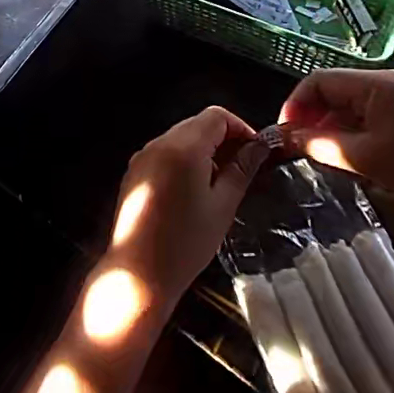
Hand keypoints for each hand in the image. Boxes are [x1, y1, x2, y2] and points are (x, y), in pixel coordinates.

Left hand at [108, 107, 265, 301]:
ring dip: (204, 150)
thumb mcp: (223, 204)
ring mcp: (142, 157)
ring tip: (219, 183)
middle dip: (223, 139)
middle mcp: (158, 144)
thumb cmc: (185, 243)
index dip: (241, 128)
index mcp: (183, 147)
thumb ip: (242, 168)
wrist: (138, 276)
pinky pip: (165, 153)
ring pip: (181, 137)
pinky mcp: (133, 173)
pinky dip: (184, 160)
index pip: (217, 116)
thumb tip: (259, 147)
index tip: (254, 151)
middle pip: (198, 123)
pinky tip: (192, 192)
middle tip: (242, 167)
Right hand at [280, 69, 393, 218]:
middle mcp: (387, 82)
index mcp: (377, 83)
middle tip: (297, 152)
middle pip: (334, 91)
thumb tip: (288, 137)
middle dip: (311, 118)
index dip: (295, 105)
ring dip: (331, 129)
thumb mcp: (368, 158)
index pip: (319, 81)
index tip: (283, 137)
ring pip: (350, 106)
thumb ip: (323, 144)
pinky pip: (369, 117)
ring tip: (321, 159)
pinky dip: (353, 134)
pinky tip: (350, 159)